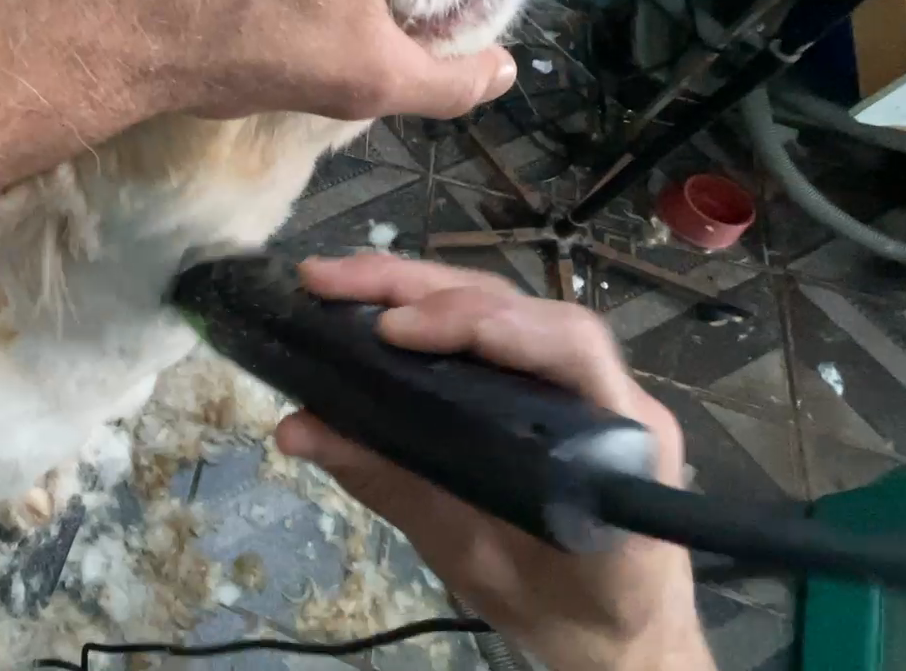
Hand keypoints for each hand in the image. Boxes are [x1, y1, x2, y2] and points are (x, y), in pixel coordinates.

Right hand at [276, 256, 715, 670]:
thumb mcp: (468, 551)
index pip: (562, 342)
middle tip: (323, 280)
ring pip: (484, 294)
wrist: (605, 625)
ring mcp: (557, 370)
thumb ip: (387, 481)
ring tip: (327, 281)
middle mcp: (590, 384)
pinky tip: (359, 302)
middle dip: (408, 283)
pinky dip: (409, 301)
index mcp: (612, 434)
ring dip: (401, 280)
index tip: (393, 331)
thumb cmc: (558, 601)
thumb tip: (294, 430)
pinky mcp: (521, 371)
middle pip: (504, 298)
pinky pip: (468, 321)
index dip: (477, 322)